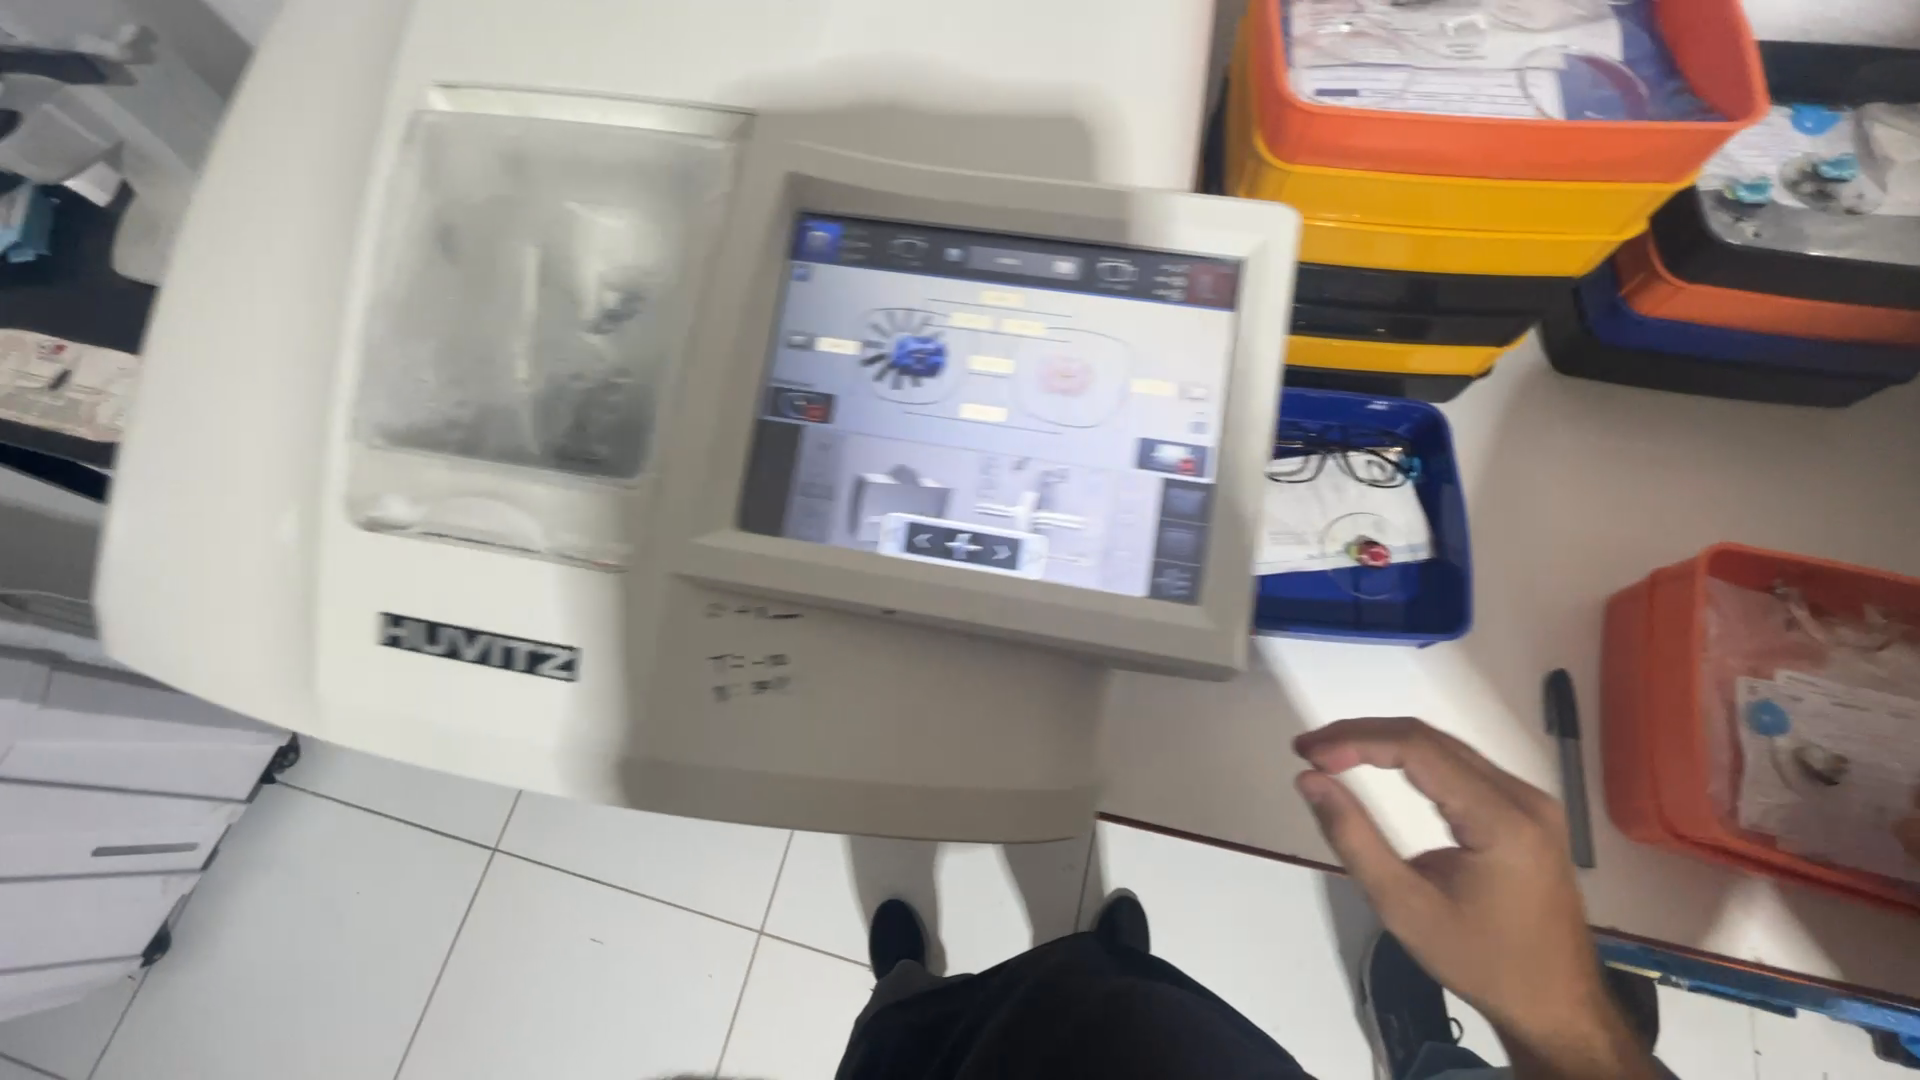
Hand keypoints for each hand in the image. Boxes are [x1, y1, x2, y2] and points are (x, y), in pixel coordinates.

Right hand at [1294, 717, 1653, 1079]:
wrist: (1558, 1007)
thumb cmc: (1481, 961)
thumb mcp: (1403, 906)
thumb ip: (1352, 837)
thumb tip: (1309, 780)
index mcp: (1502, 820)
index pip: (1417, 749)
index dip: (1356, 740)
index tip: (1308, 755)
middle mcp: (1523, 798)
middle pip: (1429, 738)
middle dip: (1361, 735)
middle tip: (1308, 750)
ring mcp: (1530, 802)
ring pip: (1443, 745)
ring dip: (1382, 742)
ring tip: (1330, 754)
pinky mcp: (1525, 811)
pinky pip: (1458, 764)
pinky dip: (1408, 757)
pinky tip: (1376, 764)